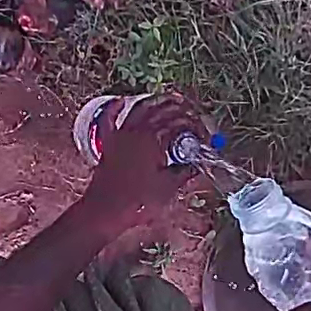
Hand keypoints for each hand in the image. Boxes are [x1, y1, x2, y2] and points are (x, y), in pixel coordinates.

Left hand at [76, 94, 202, 232]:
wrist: (106, 210)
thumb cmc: (138, 200)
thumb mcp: (168, 186)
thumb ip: (185, 171)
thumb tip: (197, 164)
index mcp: (153, 138)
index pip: (180, 123)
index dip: (195, 126)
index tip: (203, 135)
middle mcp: (136, 131)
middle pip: (161, 110)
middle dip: (180, 109)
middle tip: (192, 113)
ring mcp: (121, 134)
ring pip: (140, 108)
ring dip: (155, 101)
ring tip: (168, 99)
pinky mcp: (109, 143)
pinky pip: (110, 119)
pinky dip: (115, 108)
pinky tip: (120, 100)